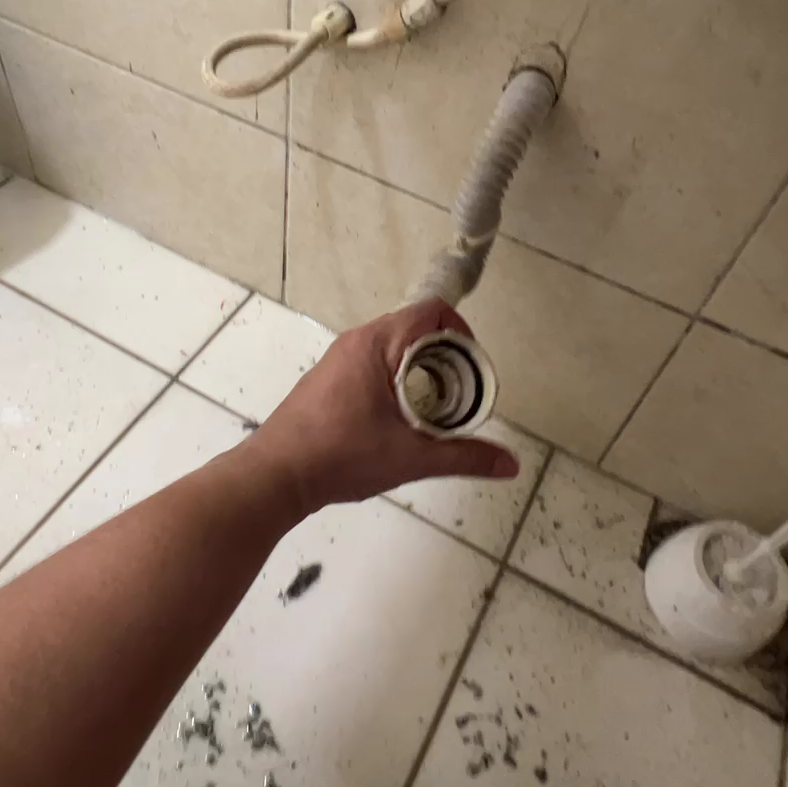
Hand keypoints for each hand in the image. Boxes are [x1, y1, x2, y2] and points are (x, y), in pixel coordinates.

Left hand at [244, 299, 518, 512]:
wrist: (276, 474)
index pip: (432, 312)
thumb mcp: (411, 457)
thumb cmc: (343, 456)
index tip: (473, 369)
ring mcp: (338, 358)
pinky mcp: (328, 377)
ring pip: (394, 347)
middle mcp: (357, 340)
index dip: (462, 331)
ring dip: (420, 368)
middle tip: (461, 394)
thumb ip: (464, 457)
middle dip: (445, 356)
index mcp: (378, 343)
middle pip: (415, 327)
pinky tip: (400, 416)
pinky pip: (373, 361)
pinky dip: (396, 377)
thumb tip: (511, 465)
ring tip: (435, 408)